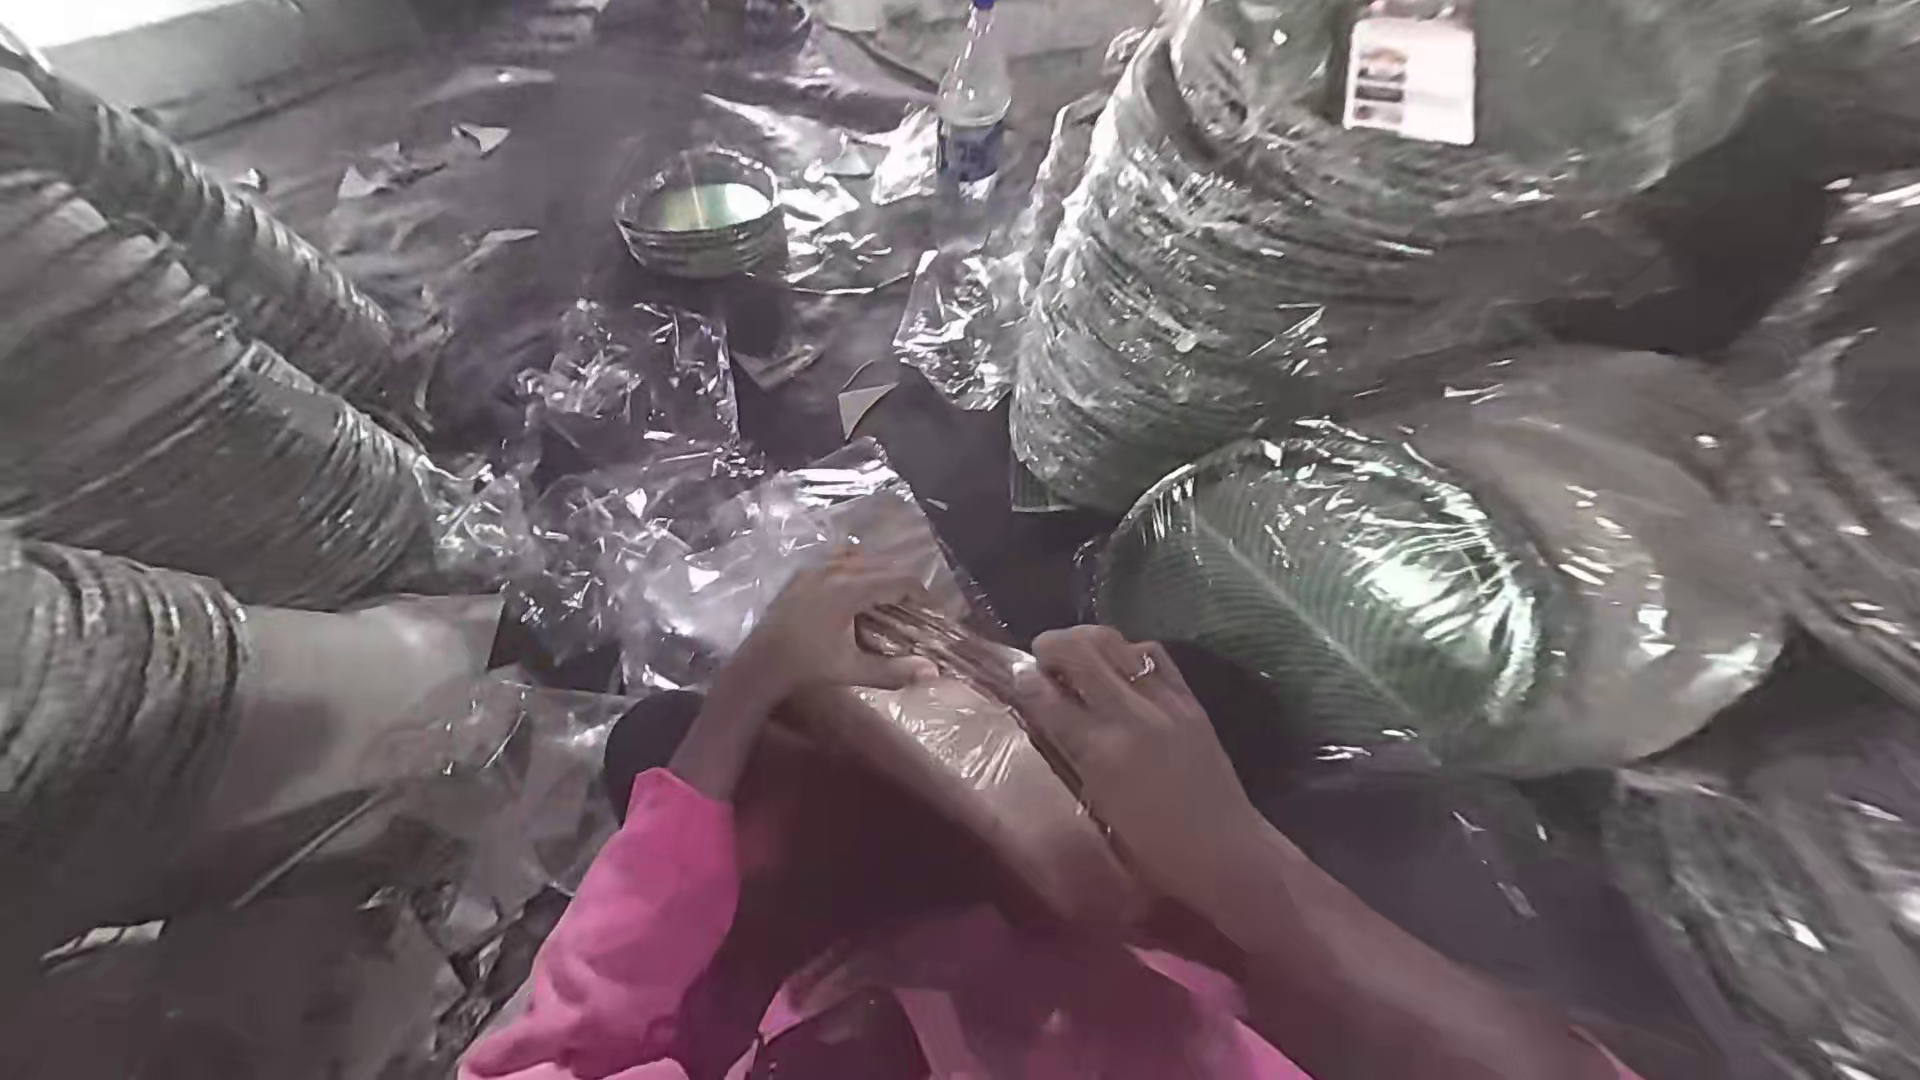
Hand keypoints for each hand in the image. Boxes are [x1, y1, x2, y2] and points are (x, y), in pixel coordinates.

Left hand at [735, 549, 939, 701]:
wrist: (759, 664)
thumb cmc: (806, 667)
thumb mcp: (851, 670)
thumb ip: (893, 671)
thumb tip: (931, 672)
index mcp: (850, 589)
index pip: (900, 579)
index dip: (920, 593)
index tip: (929, 611)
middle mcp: (835, 570)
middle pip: (884, 564)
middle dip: (903, 582)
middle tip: (913, 607)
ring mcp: (816, 568)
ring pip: (862, 558)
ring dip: (880, 574)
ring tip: (888, 599)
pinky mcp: (803, 574)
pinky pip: (840, 559)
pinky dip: (857, 568)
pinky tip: (857, 590)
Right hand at [1014, 626, 1264, 907]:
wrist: (1225, 850)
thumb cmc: (1151, 843)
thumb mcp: (1095, 798)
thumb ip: (1066, 745)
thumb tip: (1039, 703)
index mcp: (1101, 753)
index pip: (1047, 697)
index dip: (1024, 679)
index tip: (1016, 675)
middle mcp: (1130, 717)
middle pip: (1078, 651)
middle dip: (1049, 644)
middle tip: (1042, 654)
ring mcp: (1163, 701)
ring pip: (1112, 641)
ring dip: (1084, 639)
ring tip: (1075, 652)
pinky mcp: (1189, 697)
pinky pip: (1151, 651)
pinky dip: (1125, 649)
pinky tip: (1118, 663)